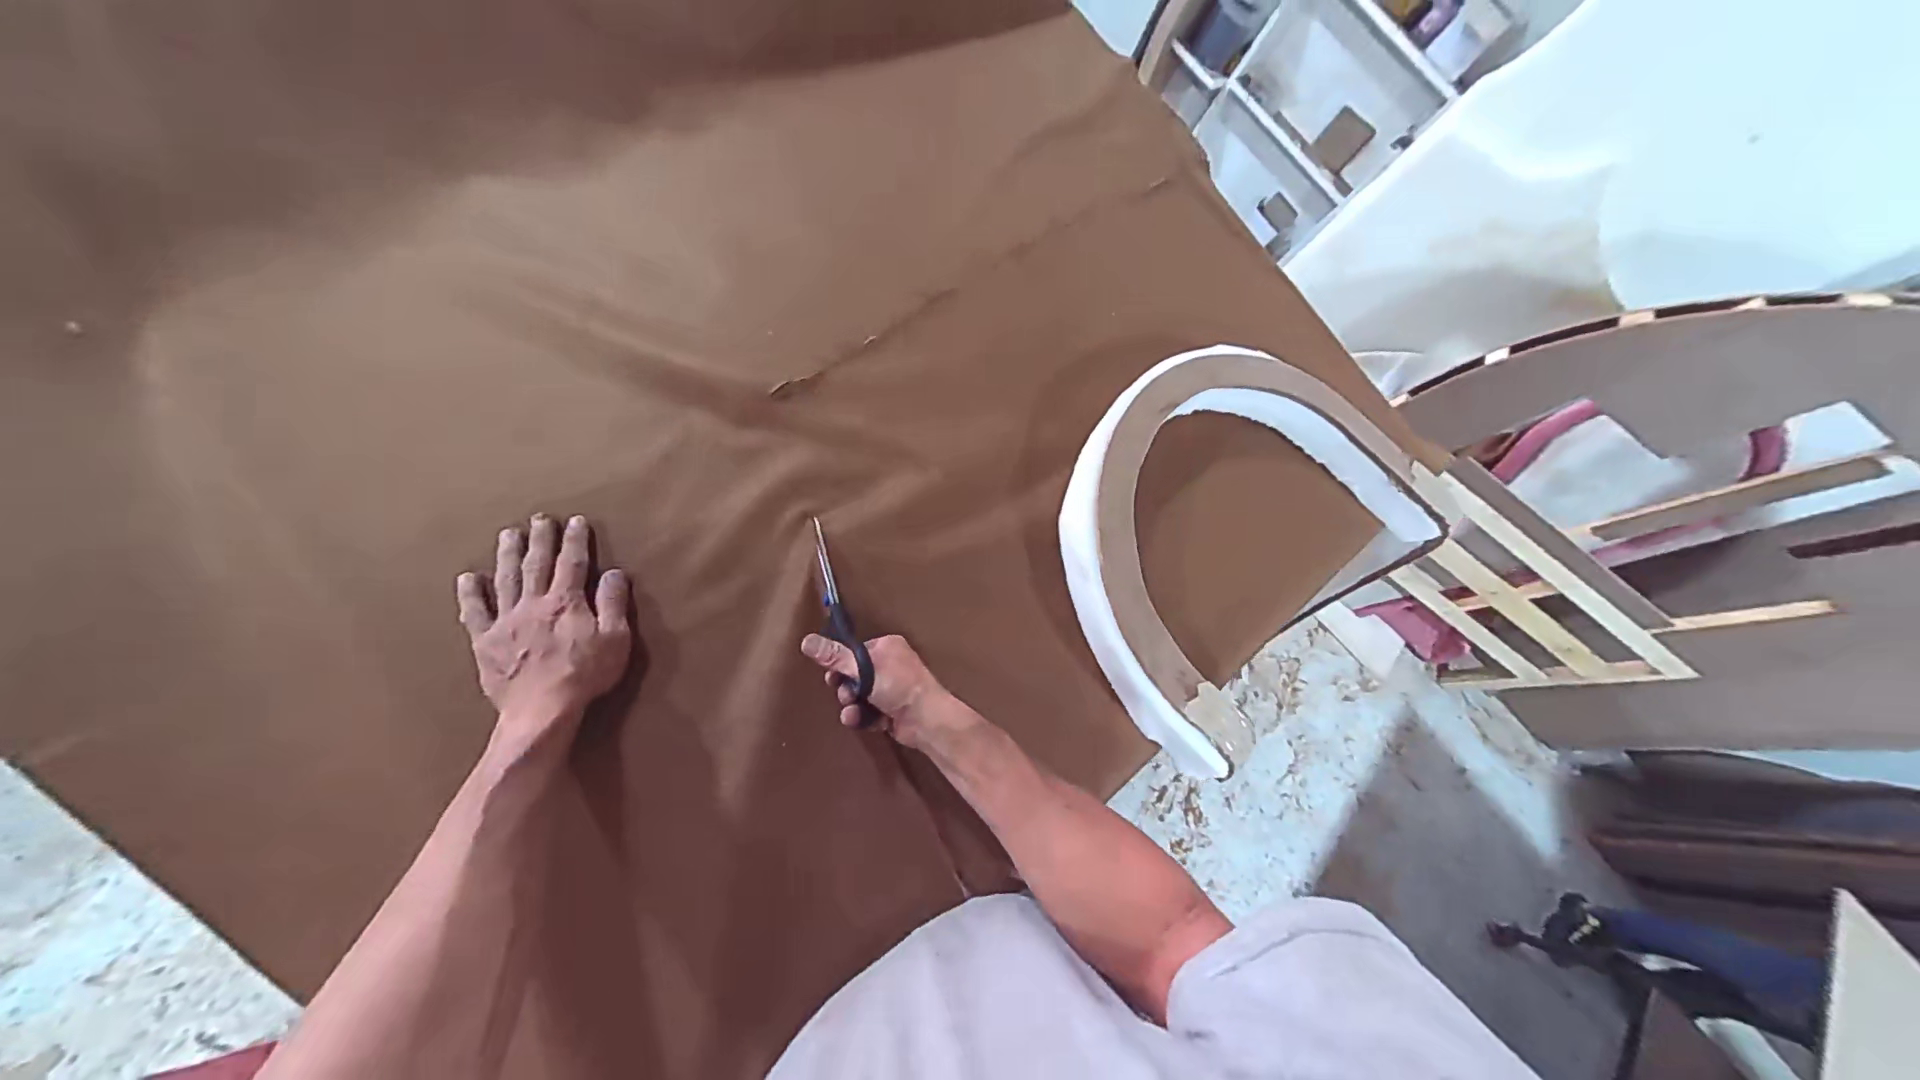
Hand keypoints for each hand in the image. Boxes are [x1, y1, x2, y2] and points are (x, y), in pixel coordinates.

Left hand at [456, 515, 631, 734]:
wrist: (541, 710)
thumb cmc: (585, 674)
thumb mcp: (615, 639)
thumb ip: (614, 604)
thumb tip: (615, 573)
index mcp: (566, 602)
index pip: (572, 563)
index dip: (574, 540)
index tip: (575, 521)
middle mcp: (533, 604)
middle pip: (537, 564)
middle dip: (540, 539)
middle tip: (539, 518)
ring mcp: (506, 622)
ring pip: (505, 580)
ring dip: (507, 555)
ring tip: (508, 535)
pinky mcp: (485, 642)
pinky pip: (475, 613)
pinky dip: (470, 594)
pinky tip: (468, 578)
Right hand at [799, 634, 979, 753]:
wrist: (926, 720)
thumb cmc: (899, 686)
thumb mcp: (863, 669)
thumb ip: (834, 657)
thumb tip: (806, 641)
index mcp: (887, 646)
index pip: (855, 652)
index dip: (841, 665)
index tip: (832, 676)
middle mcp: (891, 664)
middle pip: (855, 675)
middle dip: (846, 689)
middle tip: (846, 695)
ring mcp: (893, 689)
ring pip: (860, 696)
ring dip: (852, 705)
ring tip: (853, 711)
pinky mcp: (892, 710)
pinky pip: (869, 712)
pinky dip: (864, 717)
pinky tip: (862, 721)